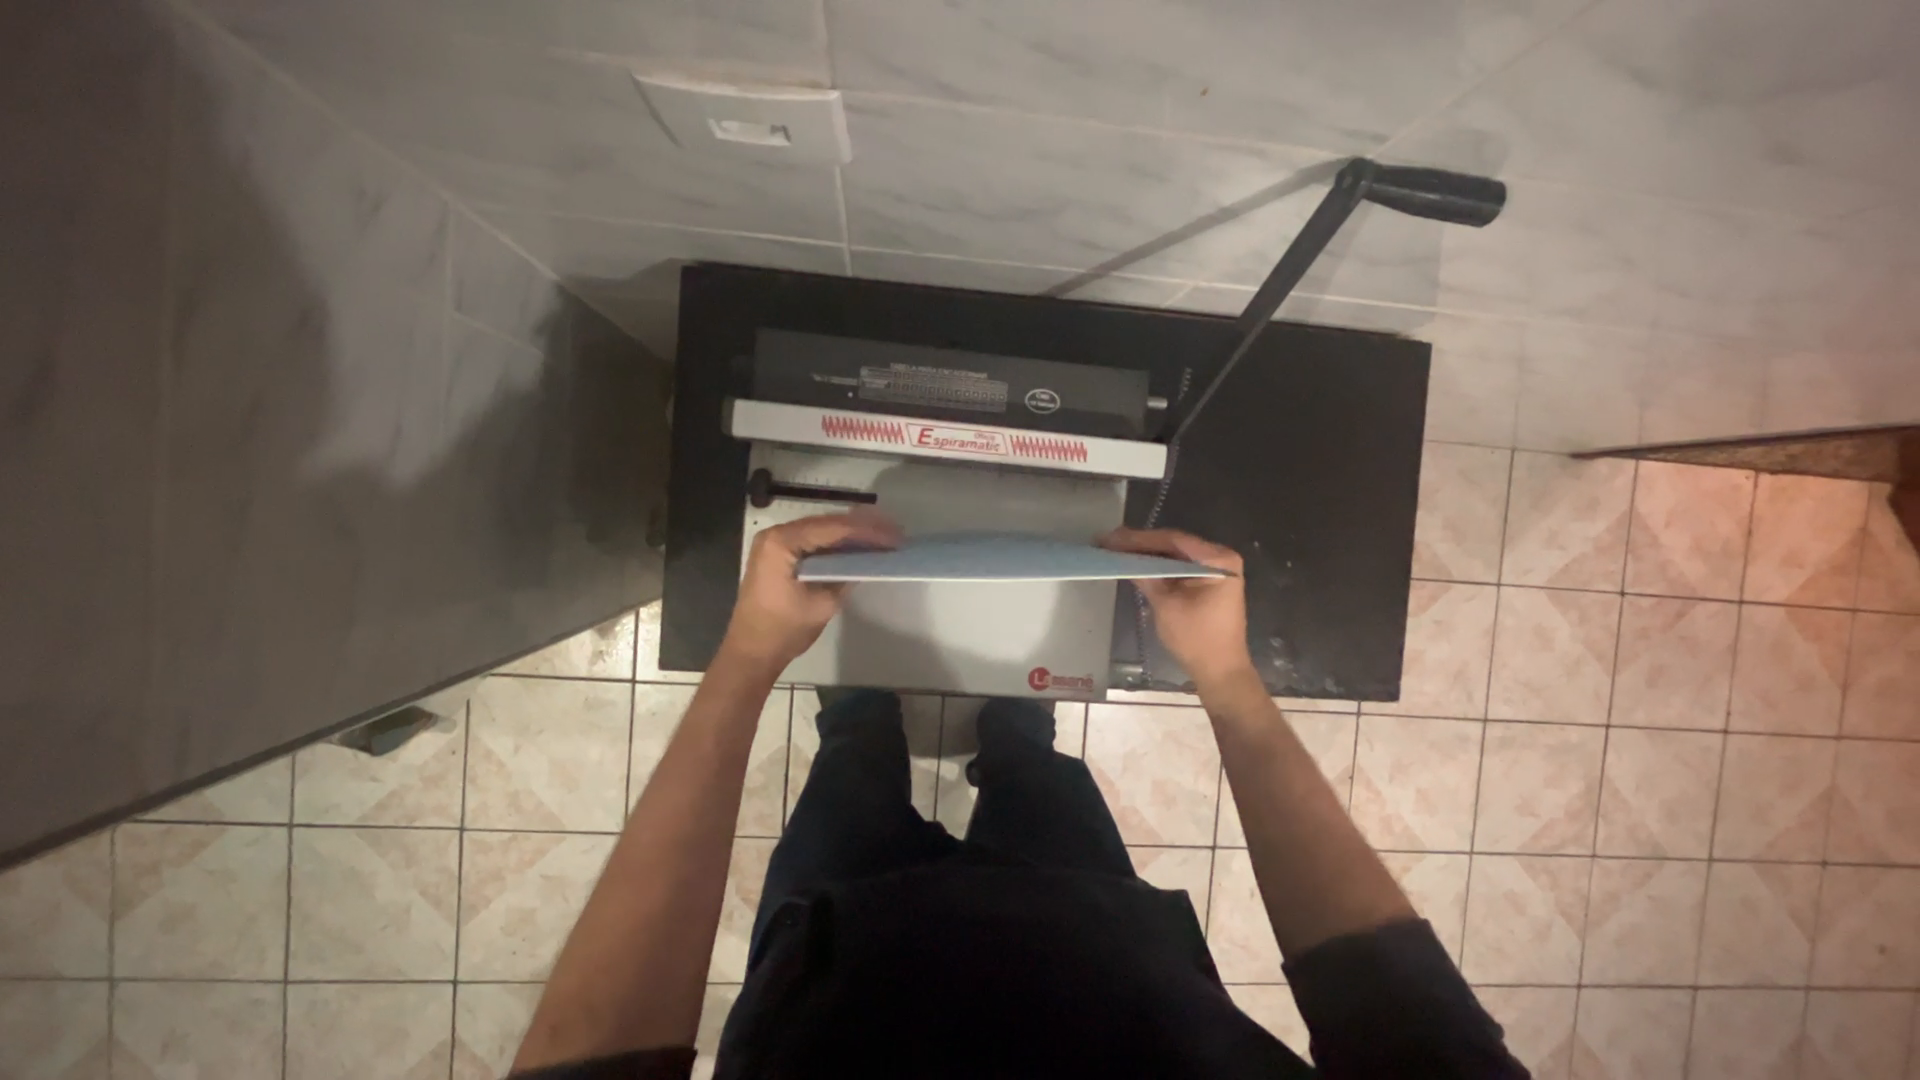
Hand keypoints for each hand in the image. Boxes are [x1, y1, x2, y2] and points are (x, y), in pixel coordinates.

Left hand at [720, 510, 902, 668]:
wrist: (751, 653)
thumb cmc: (784, 629)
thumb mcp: (823, 603)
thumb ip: (846, 576)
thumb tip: (869, 560)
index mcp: (781, 542)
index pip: (832, 528)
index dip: (866, 531)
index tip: (894, 535)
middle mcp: (775, 534)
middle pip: (826, 524)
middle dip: (861, 528)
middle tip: (893, 532)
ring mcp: (774, 544)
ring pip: (820, 531)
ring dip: (850, 535)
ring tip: (882, 537)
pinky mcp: (778, 557)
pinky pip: (812, 543)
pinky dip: (835, 546)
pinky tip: (858, 548)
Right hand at [1099, 527, 1253, 686]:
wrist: (1220, 671)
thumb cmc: (1196, 638)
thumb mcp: (1166, 605)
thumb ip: (1145, 576)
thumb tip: (1120, 558)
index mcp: (1217, 559)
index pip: (1173, 540)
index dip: (1138, 538)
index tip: (1110, 538)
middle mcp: (1220, 558)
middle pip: (1175, 544)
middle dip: (1141, 544)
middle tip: (1109, 541)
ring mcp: (1216, 570)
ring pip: (1175, 555)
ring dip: (1148, 555)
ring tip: (1116, 550)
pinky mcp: (1209, 582)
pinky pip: (1180, 568)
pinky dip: (1159, 567)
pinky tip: (1136, 564)